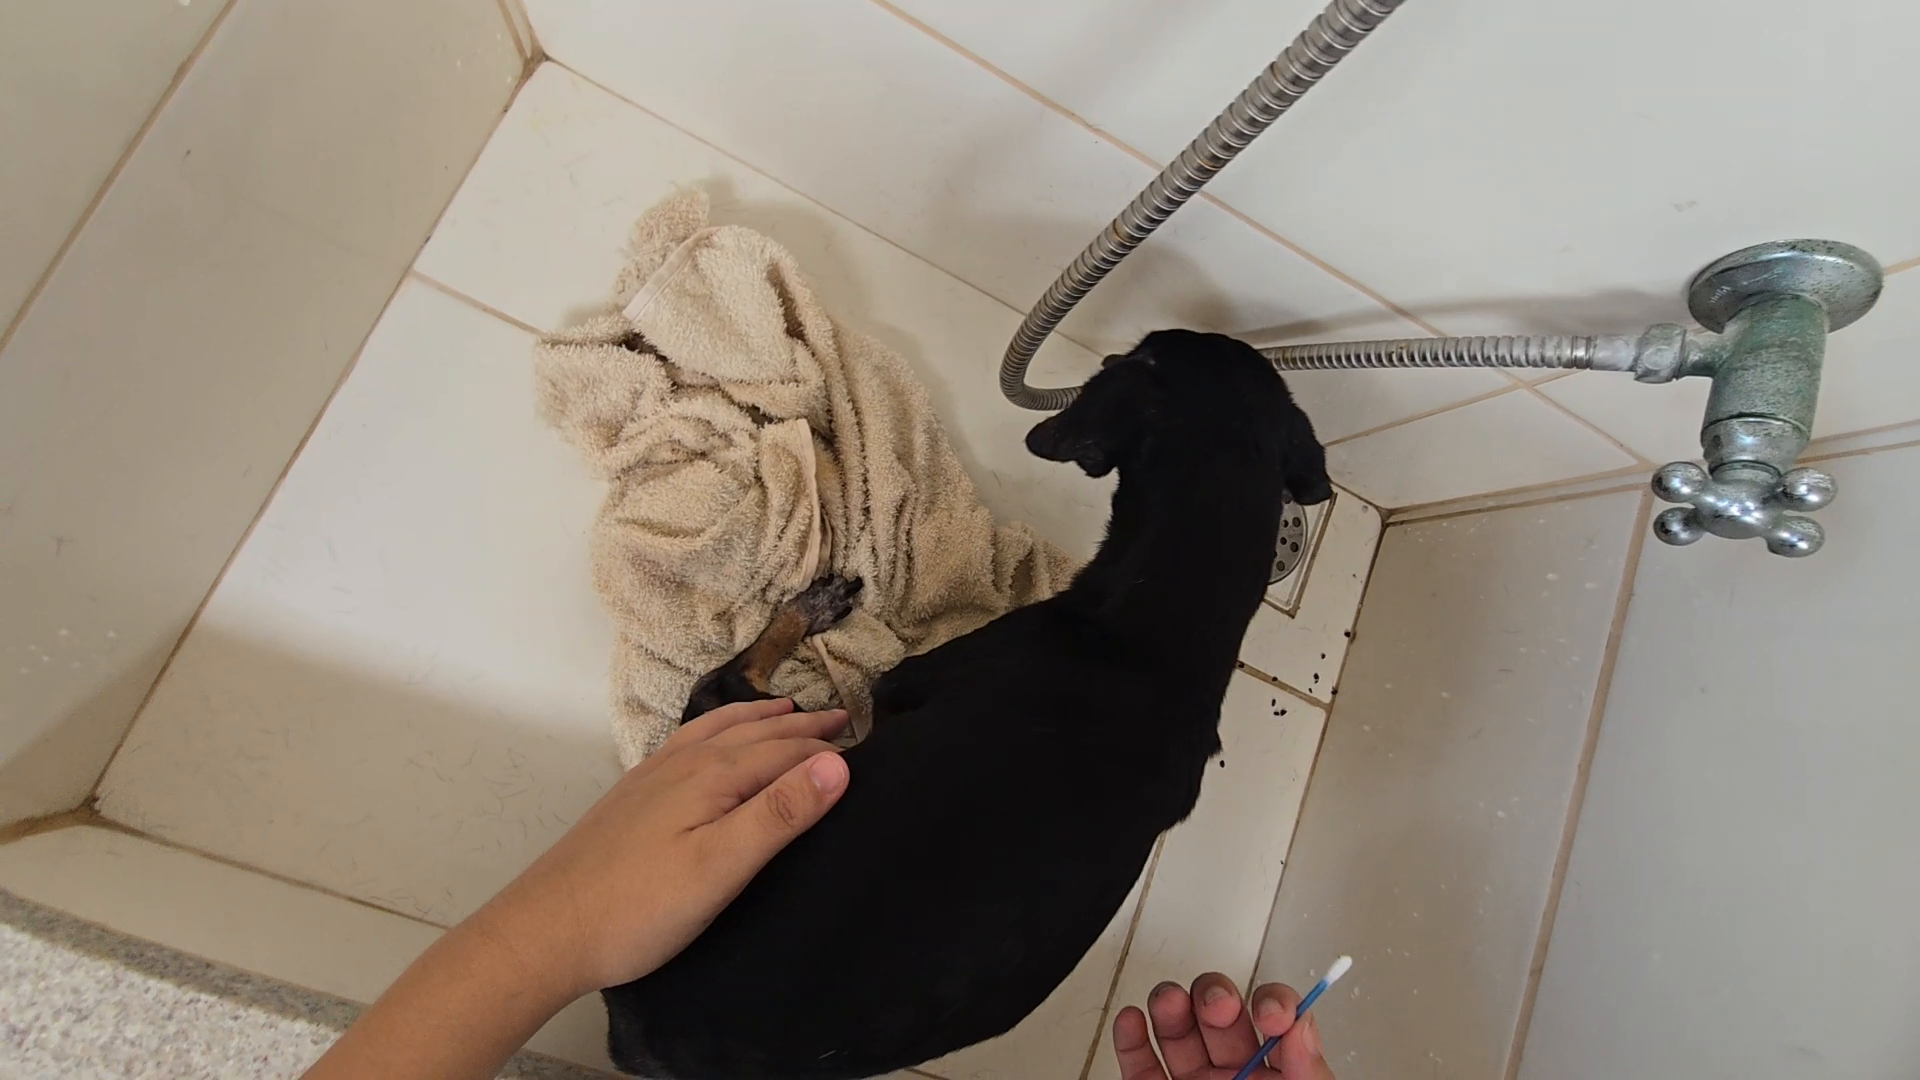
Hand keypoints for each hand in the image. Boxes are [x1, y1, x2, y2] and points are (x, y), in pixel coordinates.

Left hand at [472, 698, 850, 998]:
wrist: (541, 932)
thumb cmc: (639, 906)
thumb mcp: (720, 867)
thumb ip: (780, 813)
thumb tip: (838, 764)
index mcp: (714, 774)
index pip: (785, 752)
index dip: (825, 752)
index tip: (861, 751)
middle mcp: (688, 760)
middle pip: (758, 733)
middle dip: (802, 726)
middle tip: (840, 719)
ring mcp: (657, 771)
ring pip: (722, 728)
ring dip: (762, 717)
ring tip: (788, 709)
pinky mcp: (636, 789)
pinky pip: (691, 738)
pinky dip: (720, 726)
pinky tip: (714, 736)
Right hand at [1113, 974, 1336, 1079]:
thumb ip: (1313, 1075)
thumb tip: (1302, 1023)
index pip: (1279, 1022)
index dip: (1273, 1003)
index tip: (1272, 1011)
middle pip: (1220, 1013)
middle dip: (1216, 994)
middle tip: (1218, 1003)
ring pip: (1176, 1028)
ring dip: (1170, 1003)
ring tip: (1171, 1002)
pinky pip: (1139, 1066)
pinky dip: (1130, 1038)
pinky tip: (1133, 1021)